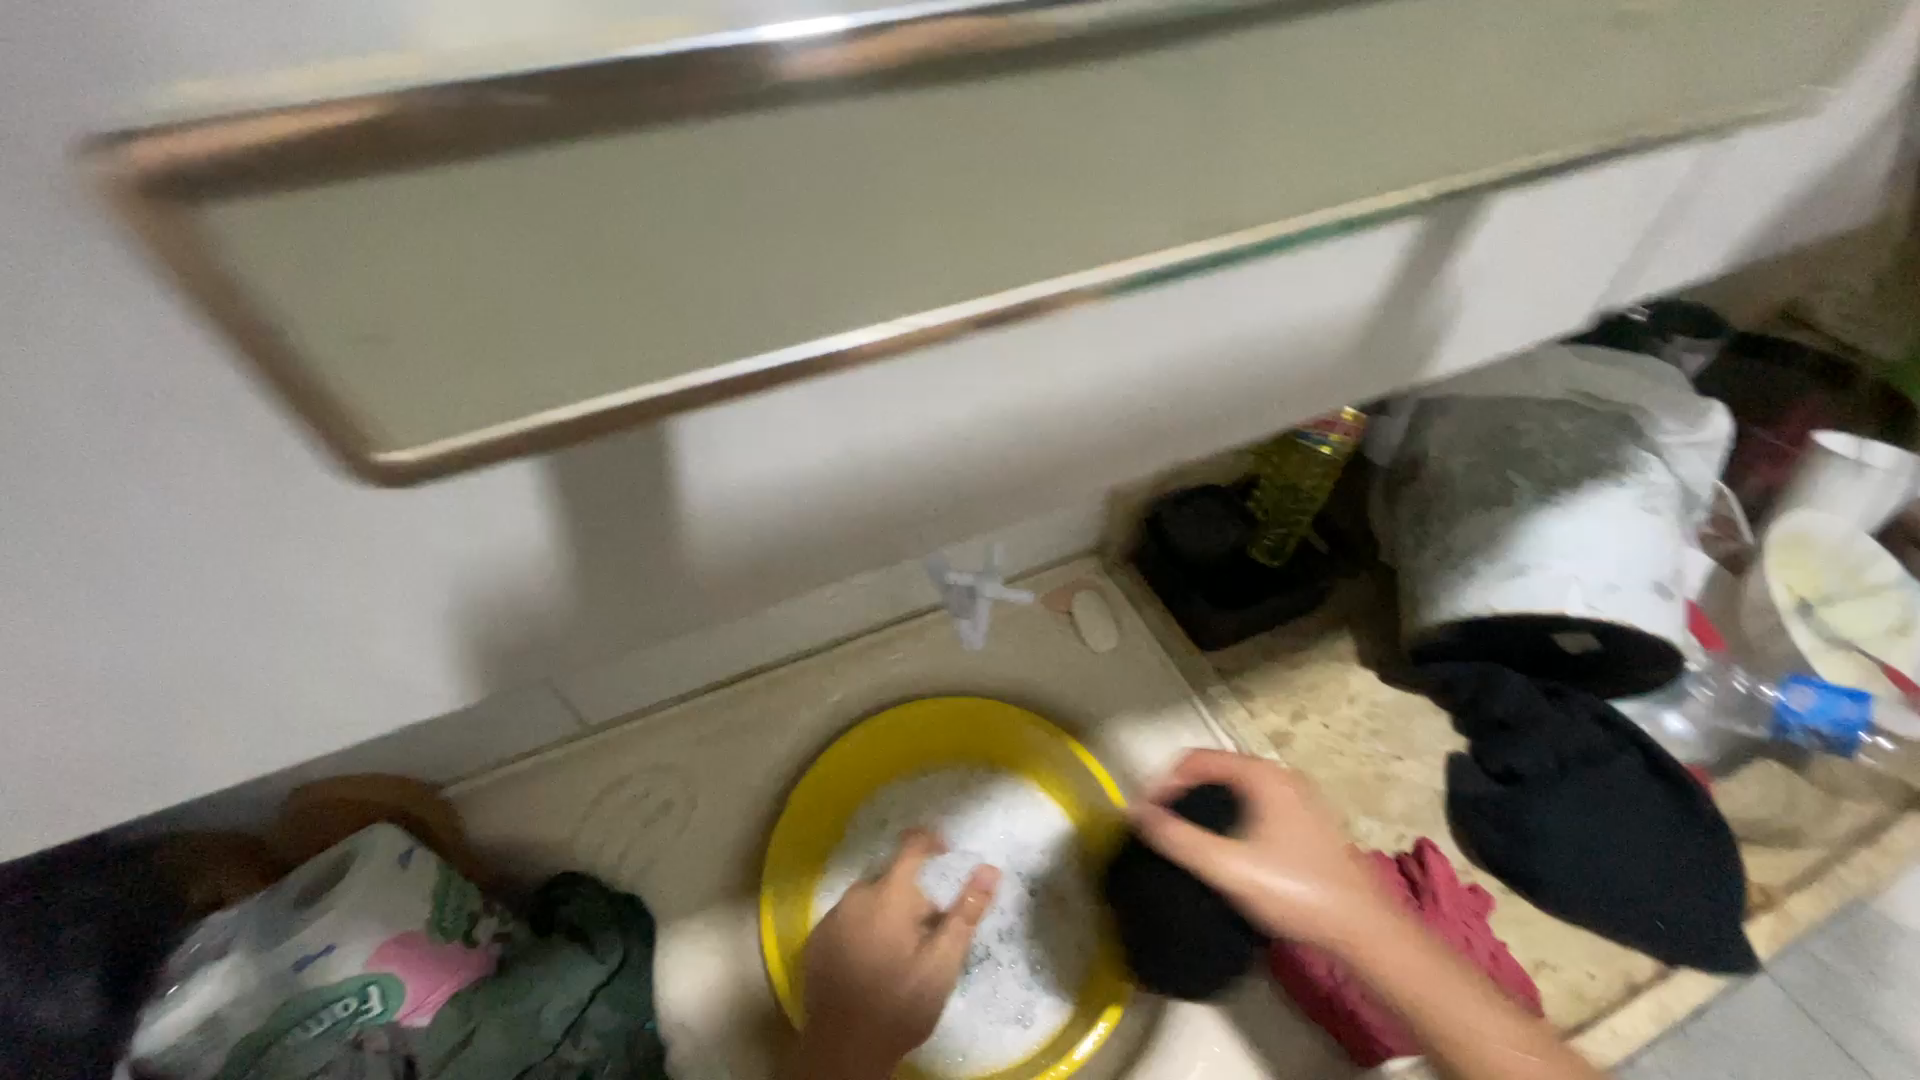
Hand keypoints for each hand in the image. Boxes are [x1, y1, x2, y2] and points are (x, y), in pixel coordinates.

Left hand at [791, 828, 1000, 1079]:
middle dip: (912, 893)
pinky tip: (872, 960)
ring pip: (868, 898)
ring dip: (886, 911)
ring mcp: (832, 917)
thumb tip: (990, 869)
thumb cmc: (900, 1003)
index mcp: (890, 894)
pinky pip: (847, 919)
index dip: (932, 842)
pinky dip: (862, 928)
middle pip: (891, 877)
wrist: (844, 1049)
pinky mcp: (816, 941)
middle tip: (928, 928)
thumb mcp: (943, 962)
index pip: (912, 846)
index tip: (947, 855)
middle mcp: (856, 895)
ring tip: (900, 948)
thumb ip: (965, 912)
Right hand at [1131, 750, 1397, 953]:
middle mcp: (1281, 774)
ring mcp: (1299, 796)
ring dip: (1207, 806)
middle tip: (1162, 825)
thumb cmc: (1294, 891)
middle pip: (1216, 770)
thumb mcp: (1228, 867)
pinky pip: (1256, 803)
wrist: (1364, 929)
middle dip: (1183, 793)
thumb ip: (1177, 838)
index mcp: (1262, 774)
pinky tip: (1226, 849)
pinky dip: (1231, 816)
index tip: (1146, 814)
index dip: (1164, 782)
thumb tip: (1135, 813)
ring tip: (1187, 838)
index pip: (1196, 759)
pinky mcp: (1308, 819)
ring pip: (1236, 788)